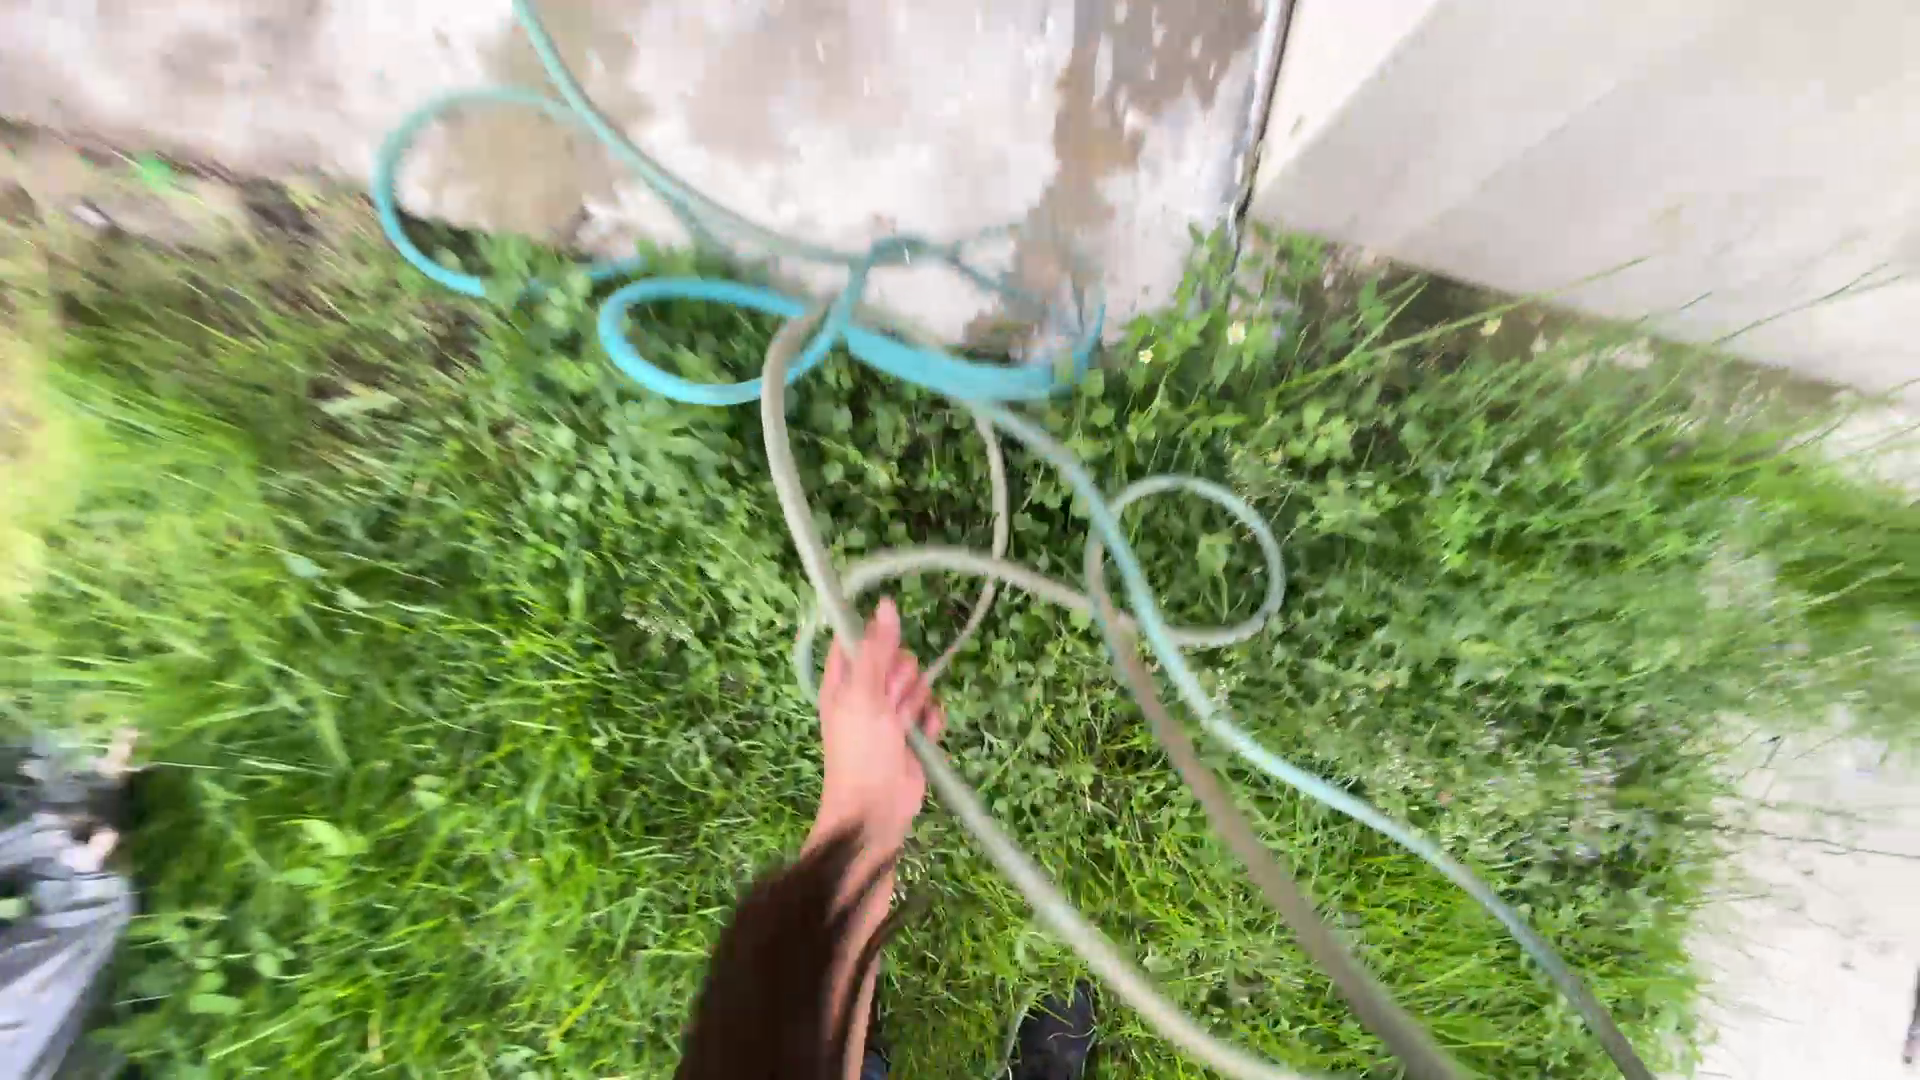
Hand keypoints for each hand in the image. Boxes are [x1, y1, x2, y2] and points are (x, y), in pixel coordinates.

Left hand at [812, 597, 945, 853]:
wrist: (876, 809)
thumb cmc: (860, 750)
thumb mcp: (864, 694)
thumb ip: (877, 649)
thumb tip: (886, 603)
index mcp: (842, 680)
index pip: (857, 640)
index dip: (875, 636)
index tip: (889, 643)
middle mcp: (865, 692)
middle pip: (895, 658)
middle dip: (901, 676)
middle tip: (892, 699)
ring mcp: (890, 713)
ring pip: (916, 682)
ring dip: (916, 700)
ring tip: (905, 723)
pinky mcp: (913, 732)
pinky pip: (931, 708)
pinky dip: (931, 720)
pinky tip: (926, 733)